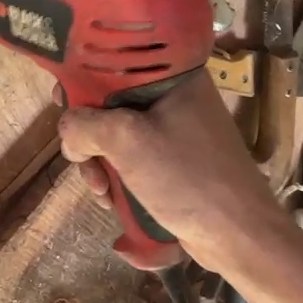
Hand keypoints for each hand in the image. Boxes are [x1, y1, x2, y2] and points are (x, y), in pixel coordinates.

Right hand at [59, 74, 286, 270]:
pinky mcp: (177, 164)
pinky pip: (133, 159)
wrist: (242, 240)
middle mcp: (176, 98)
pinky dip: (118, 177)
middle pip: (110, 102)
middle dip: (88, 134)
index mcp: (173, 78)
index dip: (82, 78)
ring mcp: (178, 132)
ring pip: (117, 135)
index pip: (115, 61)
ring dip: (100, 163)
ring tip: (101, 192)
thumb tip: (69, 135)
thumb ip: (82, 125)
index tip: (61, 101)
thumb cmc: (187, 178)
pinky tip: (115, 202)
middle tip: (79, 156)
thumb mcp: (124, 141)